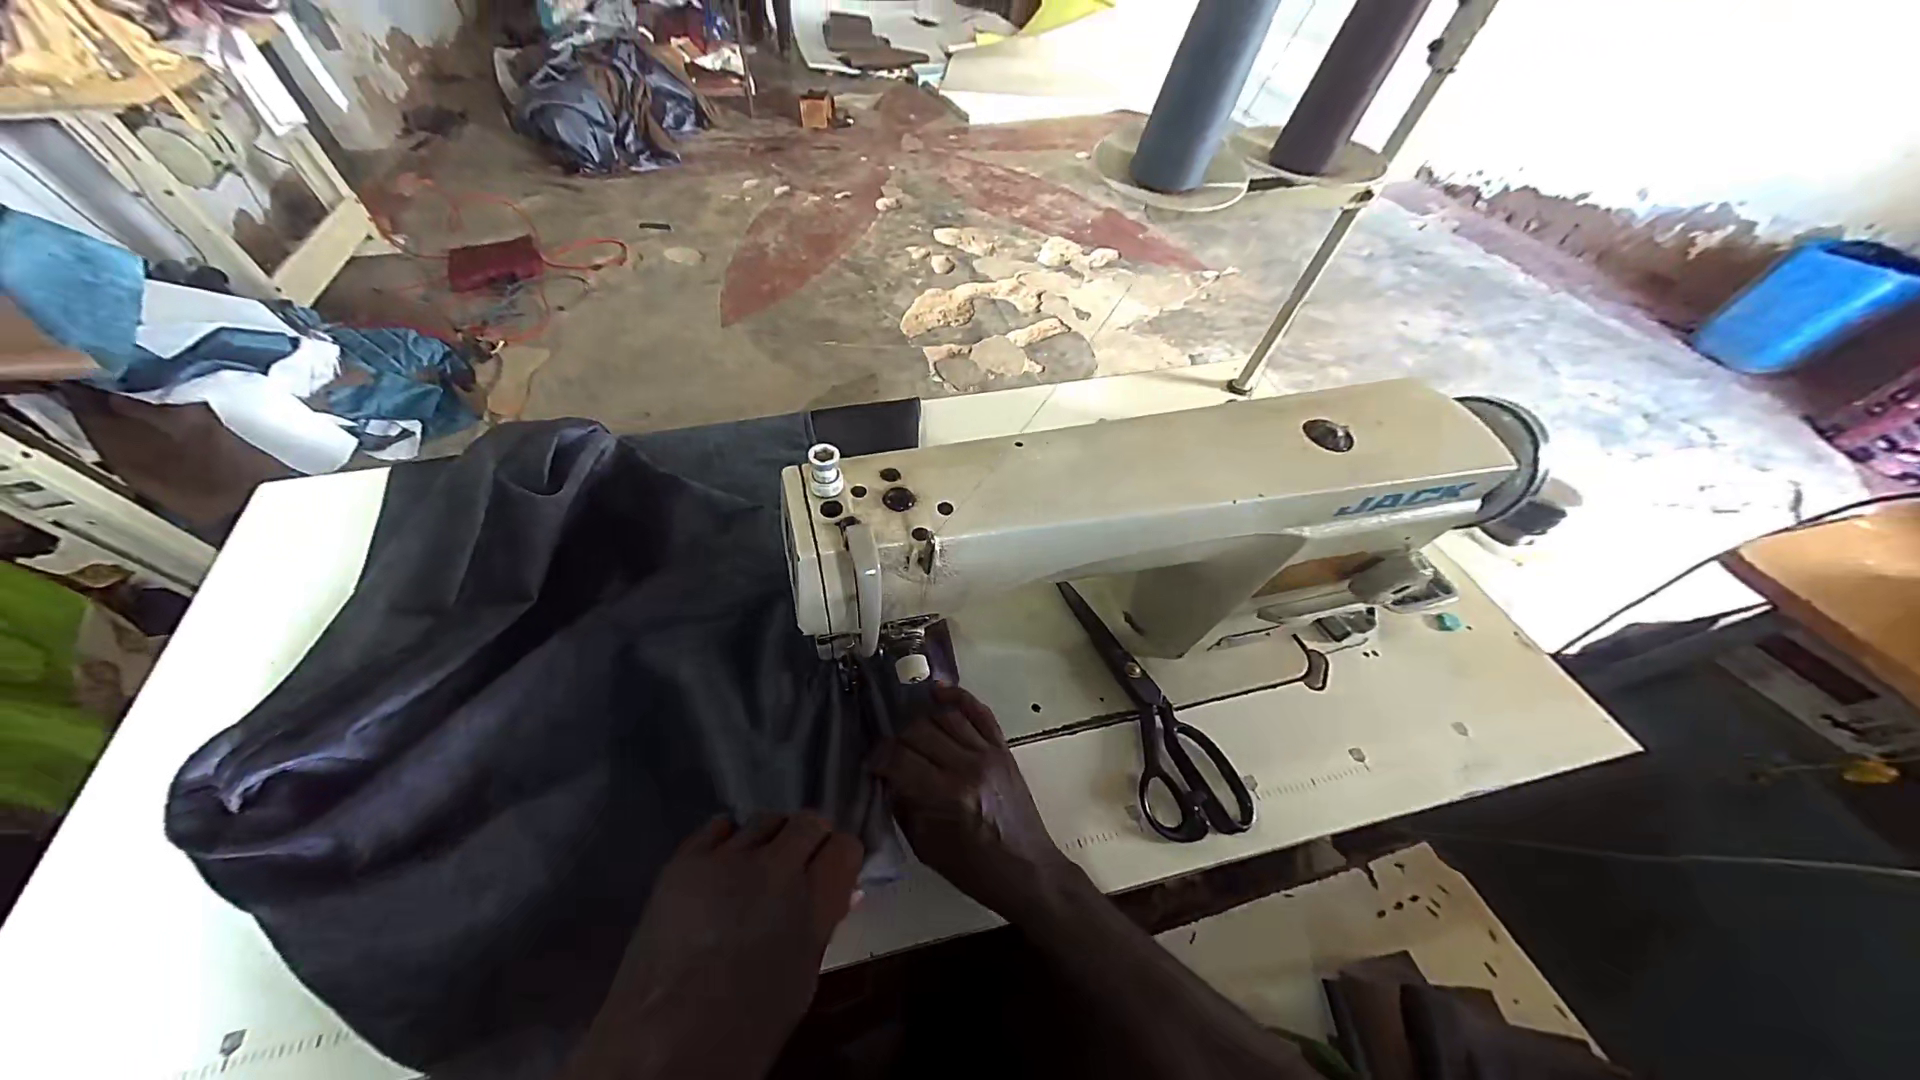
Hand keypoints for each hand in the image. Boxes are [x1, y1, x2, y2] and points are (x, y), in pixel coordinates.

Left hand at [562, 814, 862, 1079]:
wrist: (659, 1047)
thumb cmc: (746, 1027)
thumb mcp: (803, 978)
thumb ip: (822, 924)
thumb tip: (840, 892)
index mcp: (814, 900)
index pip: (846, 846)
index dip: (841, 860)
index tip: (832, 875)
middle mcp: (777, 866)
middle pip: (809, 822)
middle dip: (810, 842)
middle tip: (797, 871)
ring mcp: (728, 858)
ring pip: (766, 819)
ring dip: (771, 839)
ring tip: (756, 869)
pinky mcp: (685, 860)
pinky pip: (719, 826)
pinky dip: (728, 840)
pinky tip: (721, 868)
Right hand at [874, 684, 1078, 920]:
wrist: (1029, 871)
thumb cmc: (976, 870)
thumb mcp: (927, 847)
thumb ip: (902, 806)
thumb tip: (885, 777)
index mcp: (950, 795)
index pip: (901, 759)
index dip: (878, 758)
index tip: (870, 765)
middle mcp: (970, 765)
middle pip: (920, 731)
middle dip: (896, 740)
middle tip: (888, 754)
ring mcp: (990, 752)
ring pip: (946, 716)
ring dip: (921, 721)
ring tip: (909, 735)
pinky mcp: (1003, 747)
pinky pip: (979, 712)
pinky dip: (958, 697)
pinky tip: (938, 692)